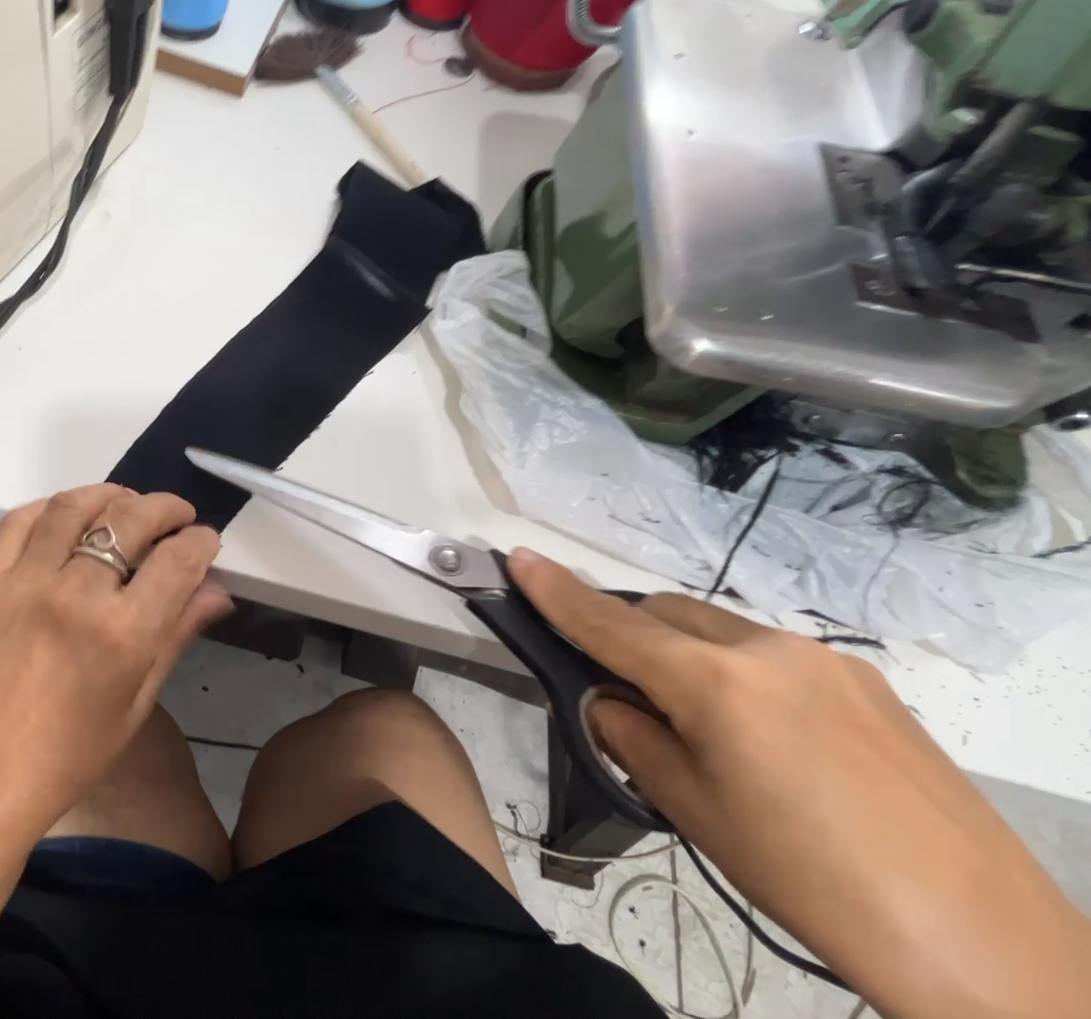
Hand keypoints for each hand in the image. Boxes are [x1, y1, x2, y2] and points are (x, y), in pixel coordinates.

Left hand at [0, 485, 232, 835]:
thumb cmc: (74, 750)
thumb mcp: (139, 699)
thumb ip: (177, 633)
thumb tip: (218, 589)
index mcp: (121, 634)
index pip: (176, 561)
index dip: (200, 541)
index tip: (205, 540)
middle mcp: (73, 596)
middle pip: (129, 520)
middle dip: (164, 508)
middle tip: (177, 515)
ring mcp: (23, 583)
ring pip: (72, 507)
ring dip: (109, 495)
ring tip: (126, 505)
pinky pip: (19, 521)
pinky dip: (51, 508)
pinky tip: (70, 516)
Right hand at [509, 549, 1090, 1018]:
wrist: (975, 936)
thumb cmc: (805, 877)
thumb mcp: (690, 808)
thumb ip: (632, 736)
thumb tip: (610, 701)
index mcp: (717, 683)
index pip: (611, 624)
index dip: (558, 592)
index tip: (518, 558)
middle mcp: (771, 650)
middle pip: (666, 613)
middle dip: (624, 631)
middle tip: (609, 688)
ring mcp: (828, 662)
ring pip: (720, 631)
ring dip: (682, 653)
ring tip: (691, 725)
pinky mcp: (869, 685)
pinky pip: (771, 656)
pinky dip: (735, 673)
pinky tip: (760, 739)